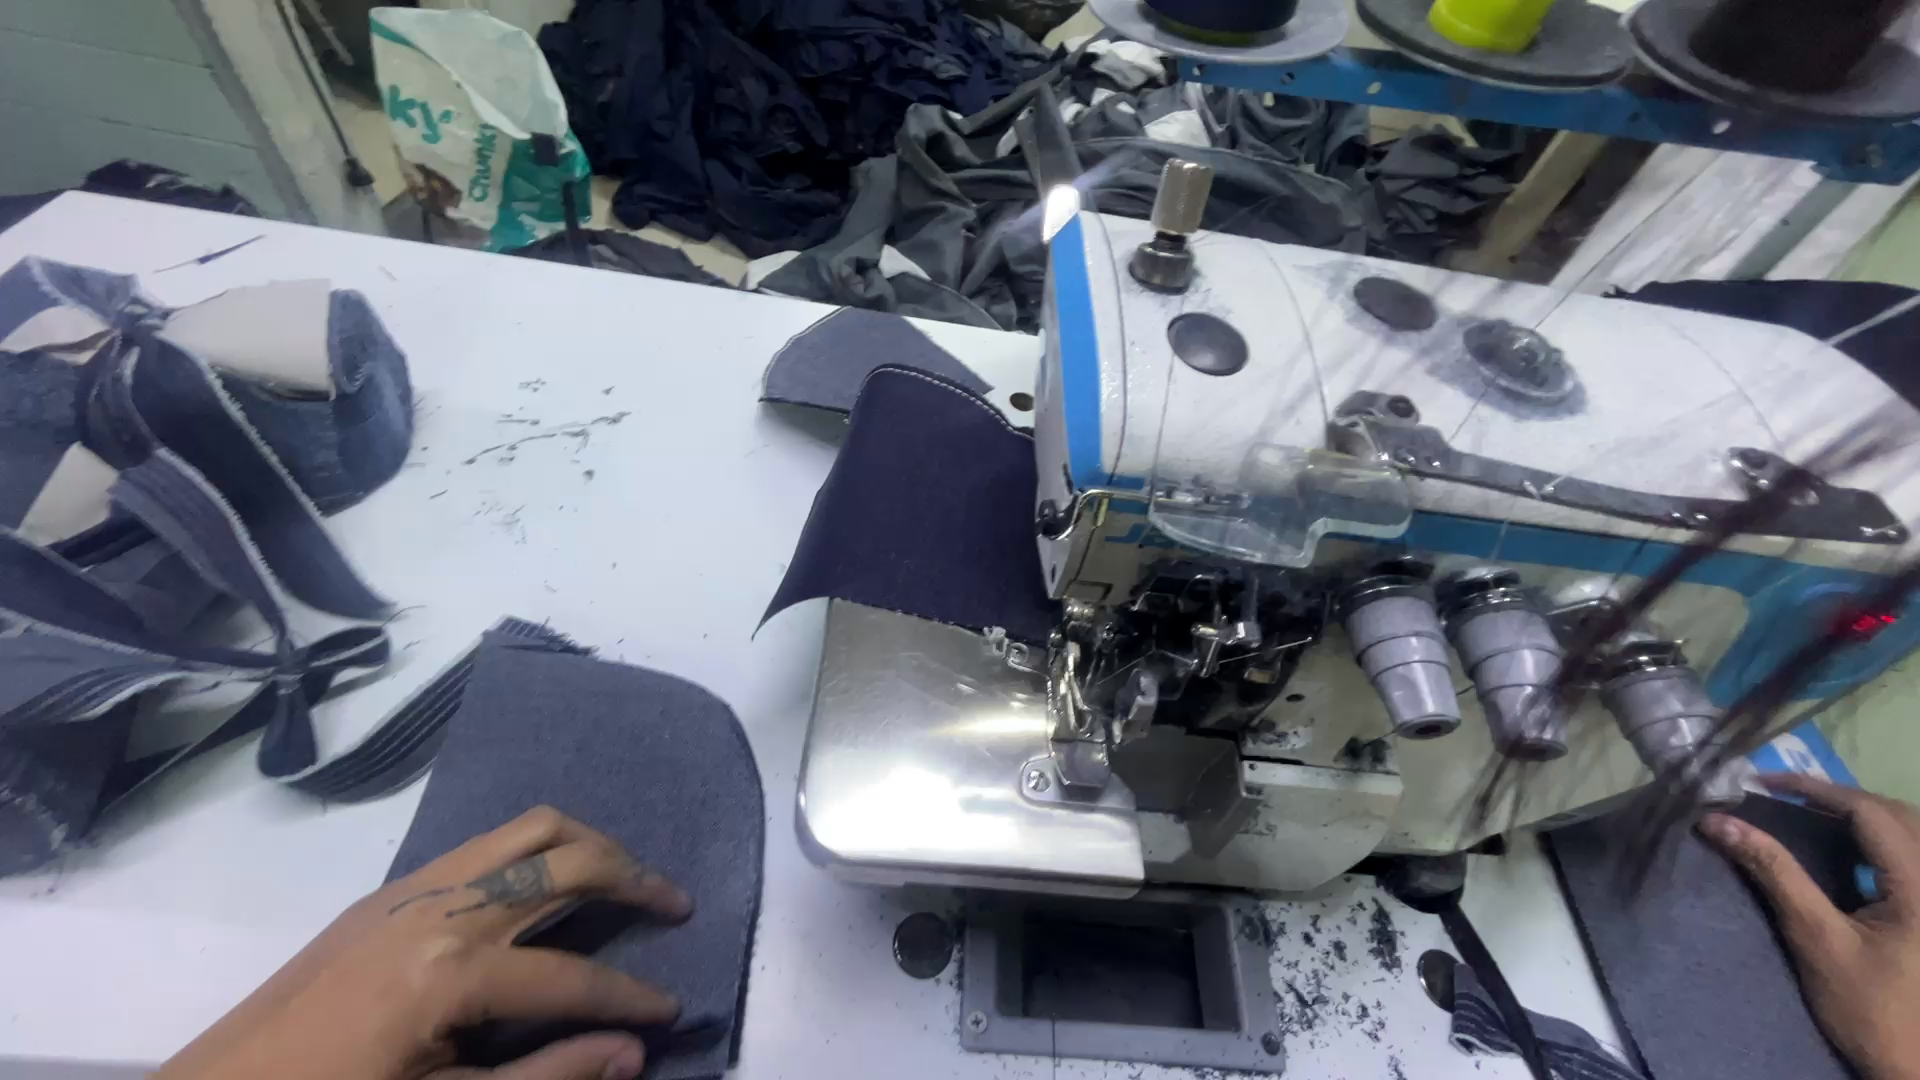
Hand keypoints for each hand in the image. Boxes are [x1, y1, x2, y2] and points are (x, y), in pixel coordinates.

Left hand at [156, 807, 692, 1079]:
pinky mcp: (396, 886)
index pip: (571, 976)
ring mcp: (417, 886)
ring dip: (591, 844)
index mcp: (449, 973)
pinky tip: (550, 883)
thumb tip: (632, 1054)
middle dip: (633, 879)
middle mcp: (444, 907)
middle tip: (673, 903)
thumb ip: (544, 1076)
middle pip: (568, 863)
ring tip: (624, 875)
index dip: (628, 998)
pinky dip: (541, 847)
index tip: (669, 1010)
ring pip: (534, 828)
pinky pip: (492, 841)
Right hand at [1700, 773, 1919, 1079]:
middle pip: (1904, 817)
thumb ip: (1773, 873)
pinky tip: (1853, 851)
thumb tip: (1716, 820)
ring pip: (1919, 836)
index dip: (1815, 789)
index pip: (1872, 814)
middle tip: (1783, 796)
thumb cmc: (1874, 1009)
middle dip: (1841, 797)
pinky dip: (1885, 842)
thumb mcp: (1817, 939)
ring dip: (1867, 816)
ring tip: (1813, 815)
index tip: (1761, 784)